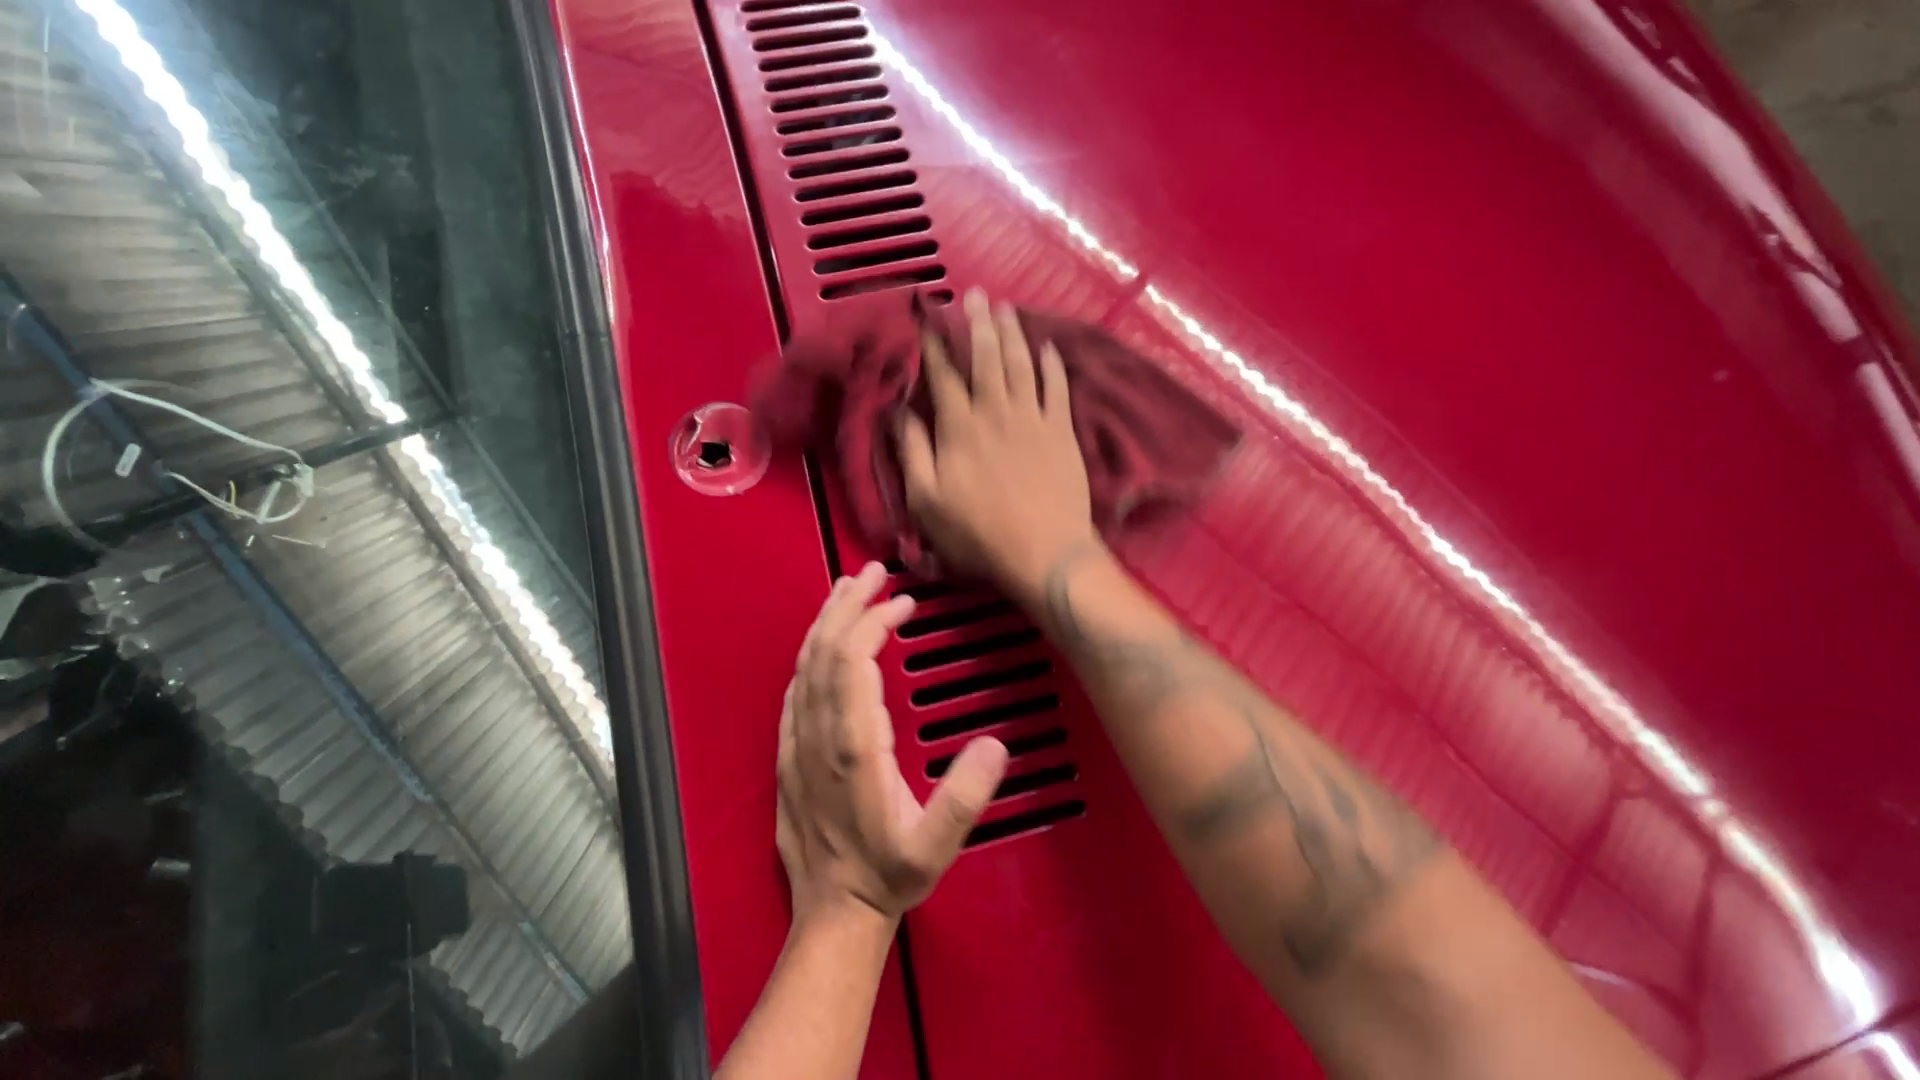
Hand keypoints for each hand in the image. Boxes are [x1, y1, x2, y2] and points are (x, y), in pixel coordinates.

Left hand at [777, 562, 1010, 926]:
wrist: (834, 912)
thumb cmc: (887, 876)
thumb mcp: (936, 843)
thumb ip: (965, 795)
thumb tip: (994, 745)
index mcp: (853, 747)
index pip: (854, 661)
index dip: (874, 621)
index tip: (902, 602)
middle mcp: (819, 737)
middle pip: (825, 650)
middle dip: (847, 603)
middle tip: (871, 571)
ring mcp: (799, 745)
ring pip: (805, 666)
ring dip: (826, 622)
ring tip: (846, 591)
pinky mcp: (789, 757)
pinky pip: (794, 691)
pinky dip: (810, 656)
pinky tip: (821, 645)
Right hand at [897, 289, 1100, 593]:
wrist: (1044, 553)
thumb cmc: (978, 534)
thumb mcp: (927, 502)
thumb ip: (913, 453)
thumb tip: (899, 413)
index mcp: (958, 429)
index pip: (944, 375)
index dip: (935, 343)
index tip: (929, 317)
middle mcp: (995, 413)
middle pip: (986, 358)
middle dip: (977, 323)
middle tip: (974, 294)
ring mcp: (1033, 420)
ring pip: (1021, 365)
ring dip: (1012, 333)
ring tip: (1005, 307)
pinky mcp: (1062, 433)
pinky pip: (1058, 389)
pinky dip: (1053, 366)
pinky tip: (1049, 348)